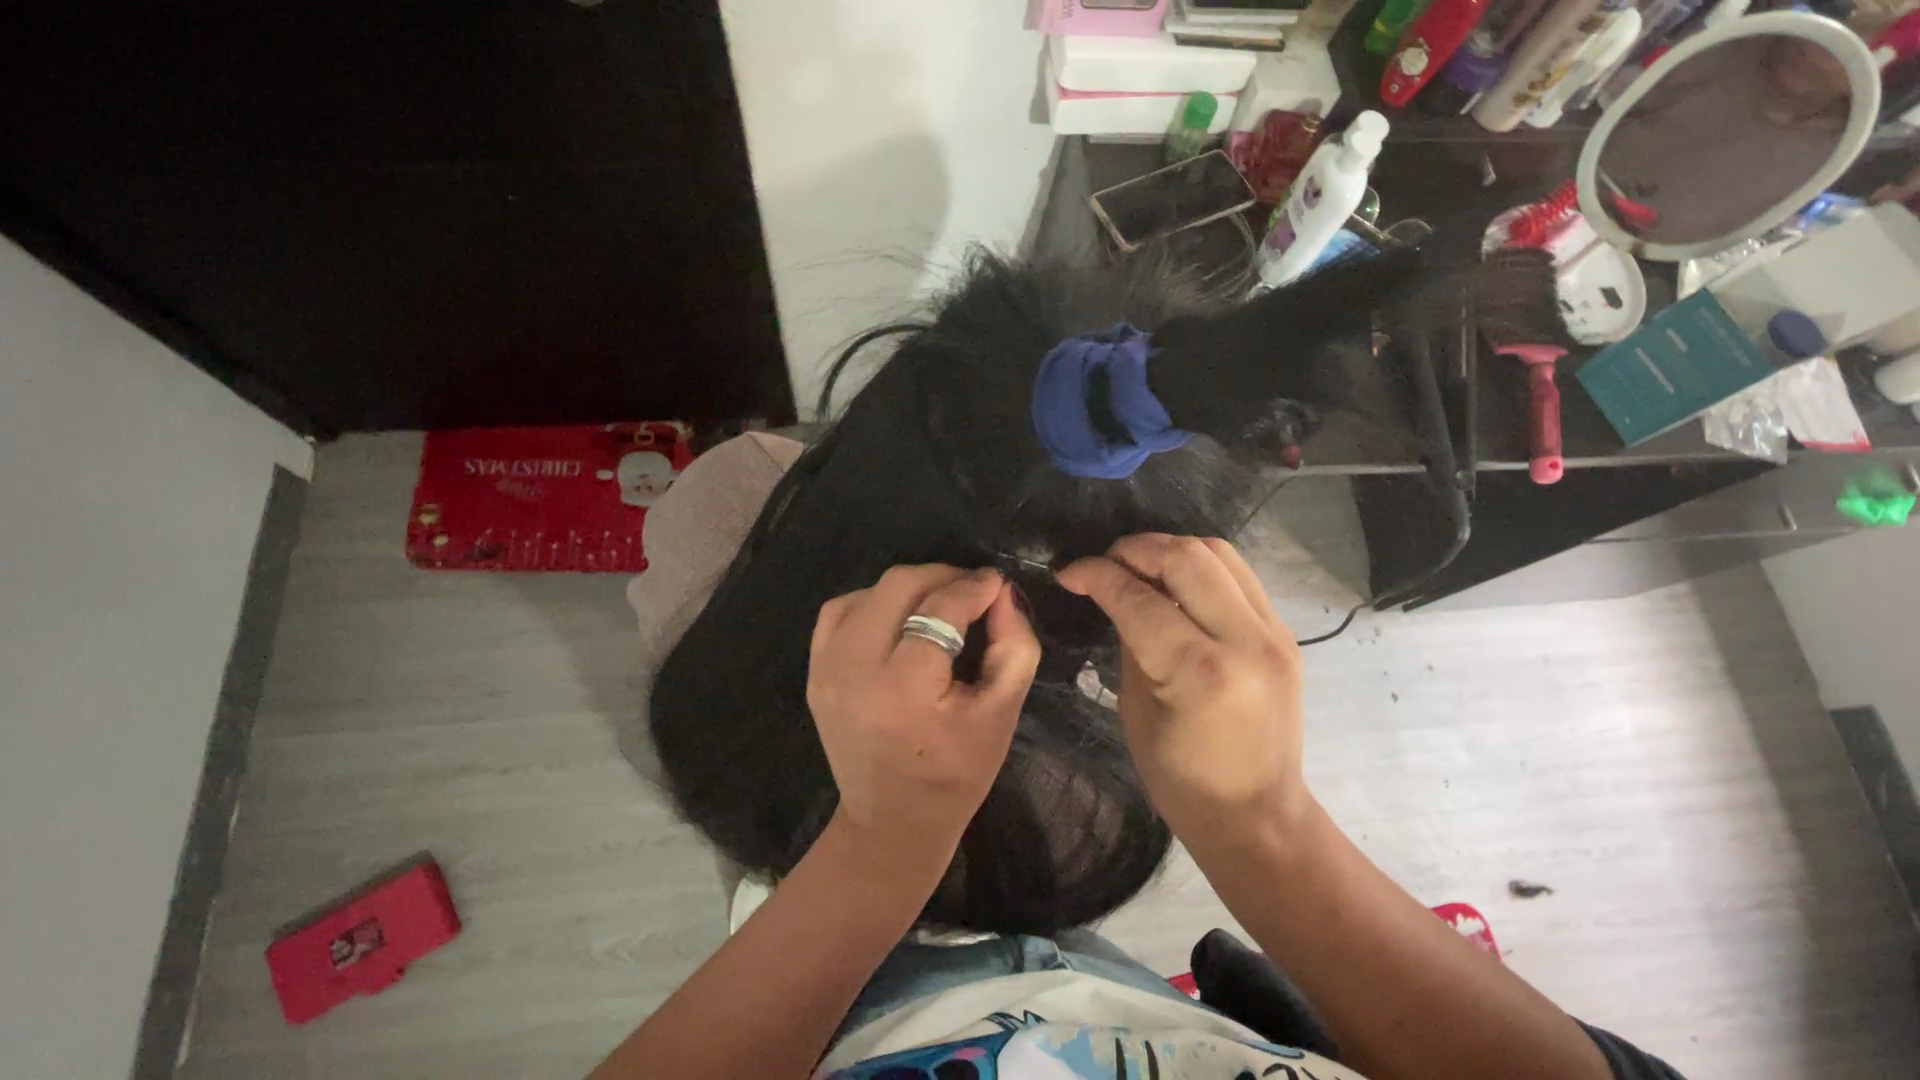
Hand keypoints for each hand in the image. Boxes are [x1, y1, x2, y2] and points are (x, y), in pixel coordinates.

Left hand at [808, 564, 1041, 864]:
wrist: (892, 822)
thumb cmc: (956, 774)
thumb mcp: (1002, 714)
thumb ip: (1014, 647)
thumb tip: (1002, 594)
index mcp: (905, 688)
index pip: (941, 608)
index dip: (974, 587)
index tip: (996, 583)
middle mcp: (855, 670)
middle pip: (898, 587)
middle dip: (942, 576)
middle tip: (971, 589)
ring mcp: (826, 671)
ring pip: (867, 593)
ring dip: (907, 588)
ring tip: (937, 604)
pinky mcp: (814, 674)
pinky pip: (839, 612)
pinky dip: (871, 603)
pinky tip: (897, 619)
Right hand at [1056, 534, 1308, 847]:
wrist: (1256, 814)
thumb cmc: (1181, 781)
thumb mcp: (1135, 712)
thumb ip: (1129, 642)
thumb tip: (1115, 595)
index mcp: (1199, 672)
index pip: (1139, 597)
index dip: (1097, 574)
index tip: (1069, 573)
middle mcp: (1244, 641)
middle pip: (1185, 557)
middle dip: (1134, 549)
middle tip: (1104, 564)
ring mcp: (1273, 634)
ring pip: (1219, 553)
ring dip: (1170, 550)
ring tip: (1138, 568)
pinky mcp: (1284, 633)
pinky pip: (1239, 576)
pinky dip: (1200, 567)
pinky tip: (1174, 585)